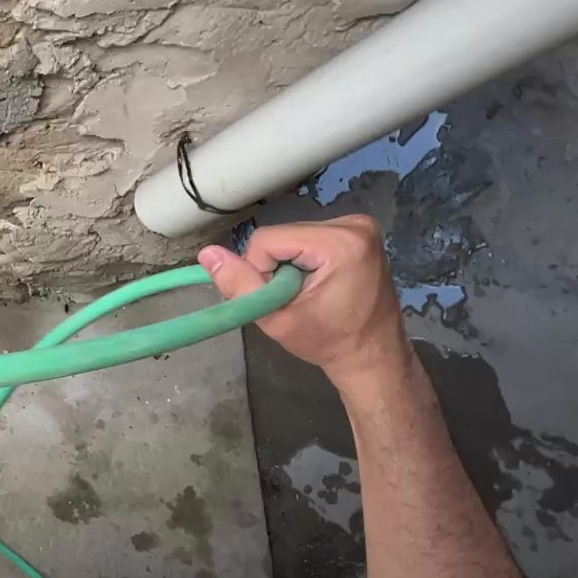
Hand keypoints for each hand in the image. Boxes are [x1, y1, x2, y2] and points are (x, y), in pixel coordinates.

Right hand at [199, 215, 411, 385]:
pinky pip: (304, 239)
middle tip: (291, 298)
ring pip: (288, 237)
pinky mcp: (355, 233)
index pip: (265, 241)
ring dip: (283, 265)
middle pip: (278, 236)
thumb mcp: (275, 318)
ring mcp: (357, 226)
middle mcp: (353, 225)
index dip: (258, 271)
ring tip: (303, 293)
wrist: (371, 352)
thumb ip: (240, 284)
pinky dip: (298, 261)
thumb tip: (206, 253)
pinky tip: (313, 283)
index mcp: (340, 243)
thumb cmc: (327, 341)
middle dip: (272, 268)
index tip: (278, 298)